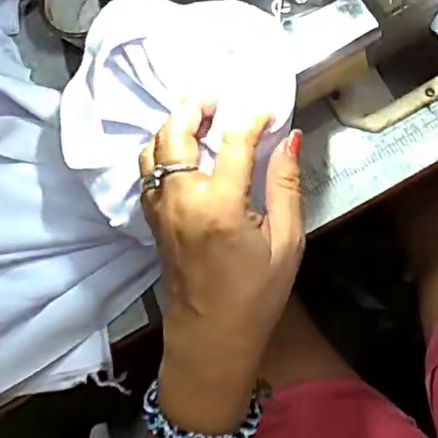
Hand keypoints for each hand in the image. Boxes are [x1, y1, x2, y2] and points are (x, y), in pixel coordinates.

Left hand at [140, 99, 303, 432]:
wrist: (210, 342)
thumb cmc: (256, 297)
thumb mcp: (286, 243)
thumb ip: (286, 186)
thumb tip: (290, 140)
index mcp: (219, 208)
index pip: (233, 142)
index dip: (251, 118)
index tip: (267, 110)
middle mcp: (181, 201)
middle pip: (175, 135)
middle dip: (195, 106)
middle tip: (217, 94)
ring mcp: (160, 210)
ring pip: (153, 150)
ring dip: (174, 126)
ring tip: (202, 118)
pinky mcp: (153, 220)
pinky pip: (148, 172)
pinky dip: (163, 150)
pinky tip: (187, 151)